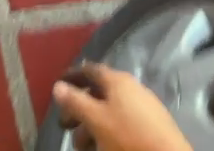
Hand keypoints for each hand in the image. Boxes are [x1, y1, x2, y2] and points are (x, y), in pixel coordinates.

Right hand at [53, 64, 190, 150]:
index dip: (71, 77)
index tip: (58, 88)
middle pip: (98, 94)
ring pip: (111, 112)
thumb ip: (74, 101)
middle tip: (66, 126)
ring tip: (83, 147)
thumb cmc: (129, 138)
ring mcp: (146, 108)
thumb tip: (58, 86)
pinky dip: (110, 132)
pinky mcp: (156, 128)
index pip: (88, 70)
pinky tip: (105, 147)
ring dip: (93, 127)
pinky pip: (125, 124)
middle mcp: (132, 88)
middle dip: (79, 110)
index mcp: (117, 80)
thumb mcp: (96, 120)